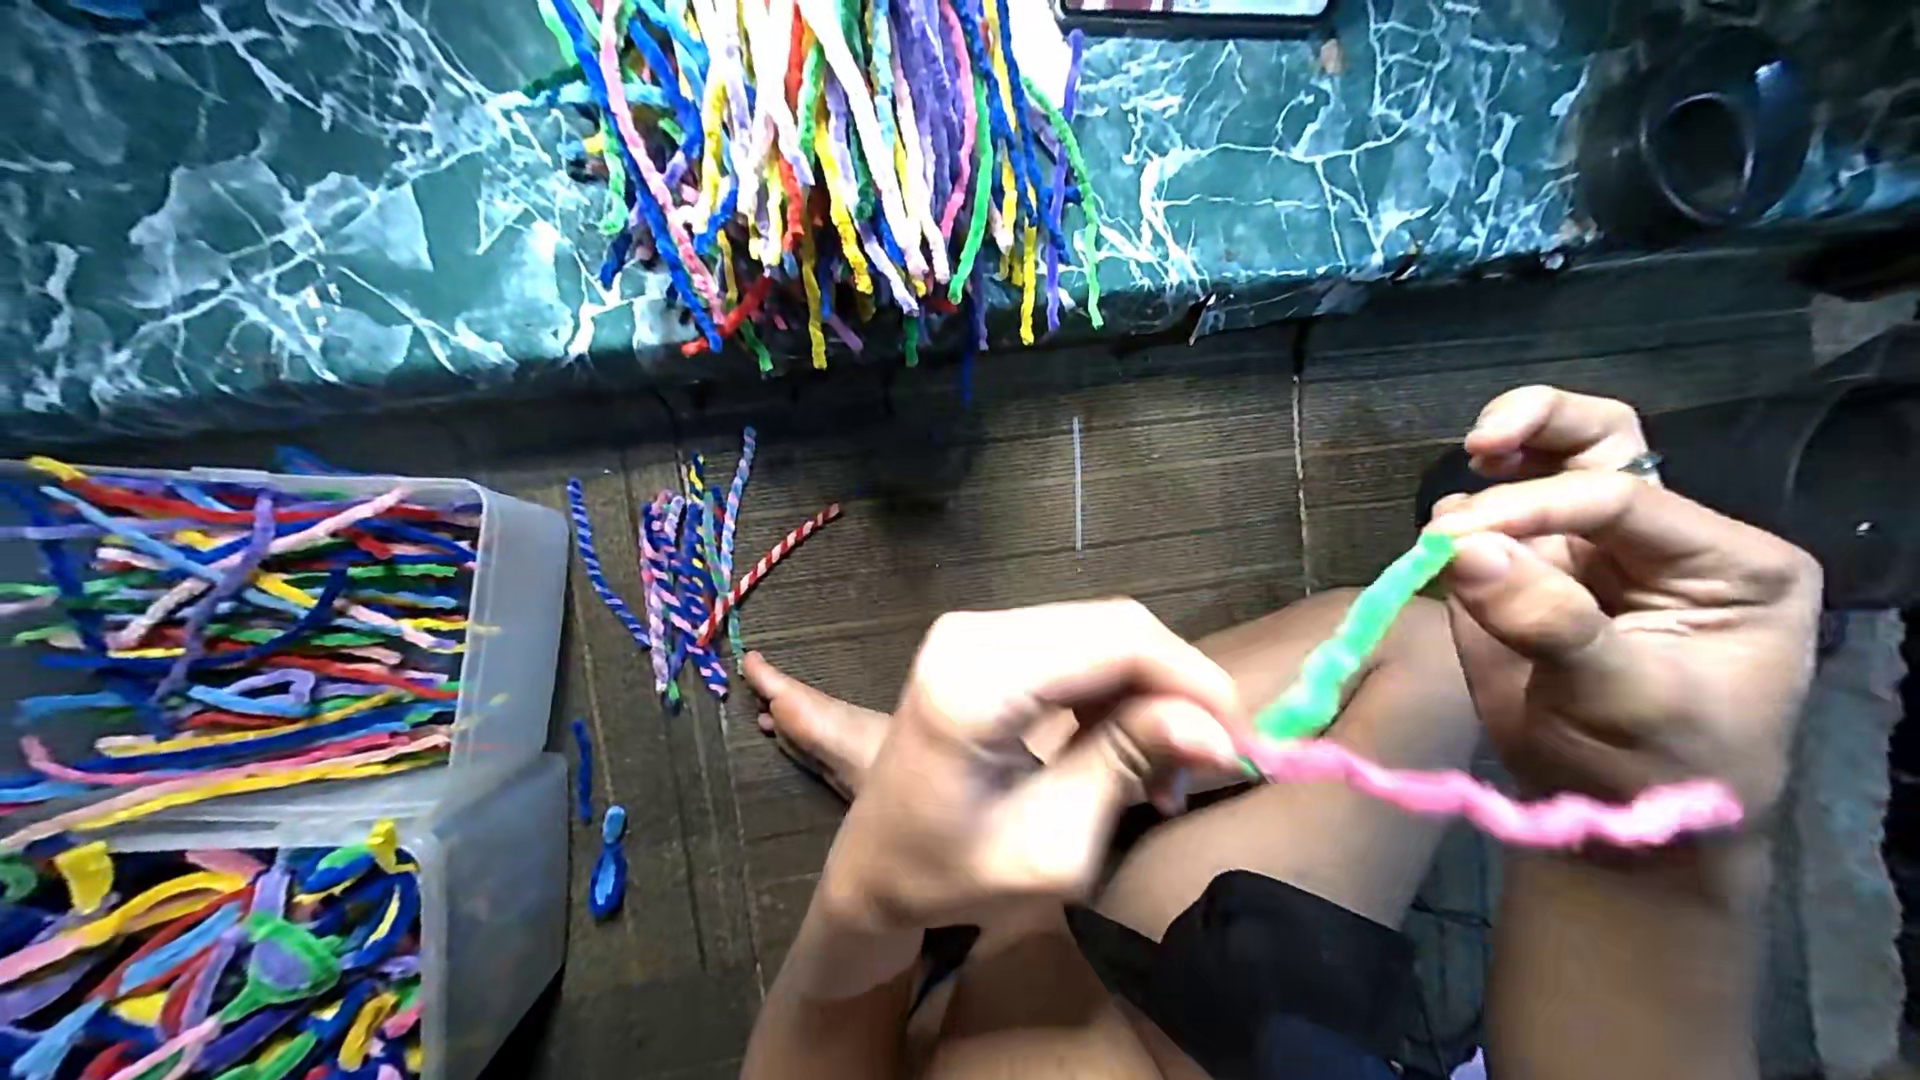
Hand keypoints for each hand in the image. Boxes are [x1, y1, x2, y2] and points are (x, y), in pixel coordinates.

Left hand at [816, 600, 1246, 932]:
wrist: (873, 863)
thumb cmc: (948, 874)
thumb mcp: (1052, 844)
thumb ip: (1127, 766)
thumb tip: (1217, 729)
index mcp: (975, 681)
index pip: (1114, 641)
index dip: (1191, 680)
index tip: (1239, 744)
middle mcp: (971, 632)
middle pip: (1112, 626)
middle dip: (1175, 687)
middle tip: (1200, 764)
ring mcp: (973, 629)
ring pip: (1101, 631)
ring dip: (1147, 690)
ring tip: (1160, 770)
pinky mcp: (982, 640)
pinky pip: (1074, 644)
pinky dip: (1113, 687)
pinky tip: (1123, 741)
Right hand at [1430, 387, 1821, 815]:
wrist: (1603, 807)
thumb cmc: (1653, 763)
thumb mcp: (1624, 699)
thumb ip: (1552, 621)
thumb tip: (1459, 548)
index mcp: (1718, 561)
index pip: (1618, 497)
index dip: (1532, 507)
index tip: (1454, 540)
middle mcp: (1648, 540)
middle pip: (1602, 441)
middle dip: (1538, 423)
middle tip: (1483, 441)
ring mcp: (1575, 551)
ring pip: (1542, 465)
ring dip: (1494, 460)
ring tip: (1458, 490)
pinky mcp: (1514, 571)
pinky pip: (1478, 524)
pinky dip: (1453, 522)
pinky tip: (1442, 548)